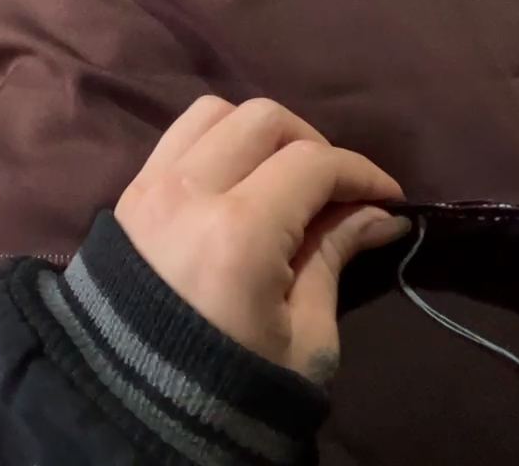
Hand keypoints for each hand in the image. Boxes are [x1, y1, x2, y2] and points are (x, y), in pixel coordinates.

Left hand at [114, 96, 407, 382]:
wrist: (131, 406)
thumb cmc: (229, 385)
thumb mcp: (303, 338)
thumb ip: (333, 256)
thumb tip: (379, 213)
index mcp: (237, 231)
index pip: (311, 163)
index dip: (360, 171)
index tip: (388, 197)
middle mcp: (190, 189)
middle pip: (263, 119)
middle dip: (313, 143)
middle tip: (335, 188)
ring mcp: (151, 182)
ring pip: (215, 112)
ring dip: (259, 132)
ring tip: (283, 175)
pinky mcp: (129, 189)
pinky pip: (179, 133)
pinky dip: (217, 137)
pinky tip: (238, 176)